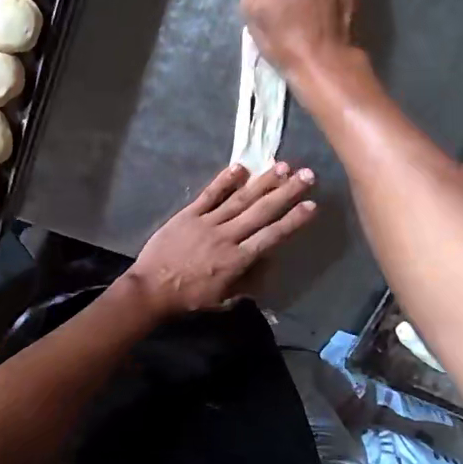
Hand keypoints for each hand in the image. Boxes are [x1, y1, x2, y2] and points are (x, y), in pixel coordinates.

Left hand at [122, 162, 317, 318]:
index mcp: (236, 260)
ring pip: (239, 199)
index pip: (271, 236)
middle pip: (261, 211)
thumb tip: (267, 263)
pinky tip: (240, 167)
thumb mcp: (222, 298)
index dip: (293, 220)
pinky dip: (224, 181)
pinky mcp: (187, 215)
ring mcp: (206, 223)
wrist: (150, 289)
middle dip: (286, 192)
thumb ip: (246, 280)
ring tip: (282, 165)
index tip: (312, 205)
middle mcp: (226, 237)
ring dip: (262, 182)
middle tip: (307, 174)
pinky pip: (209, 195)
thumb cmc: (188, 298)